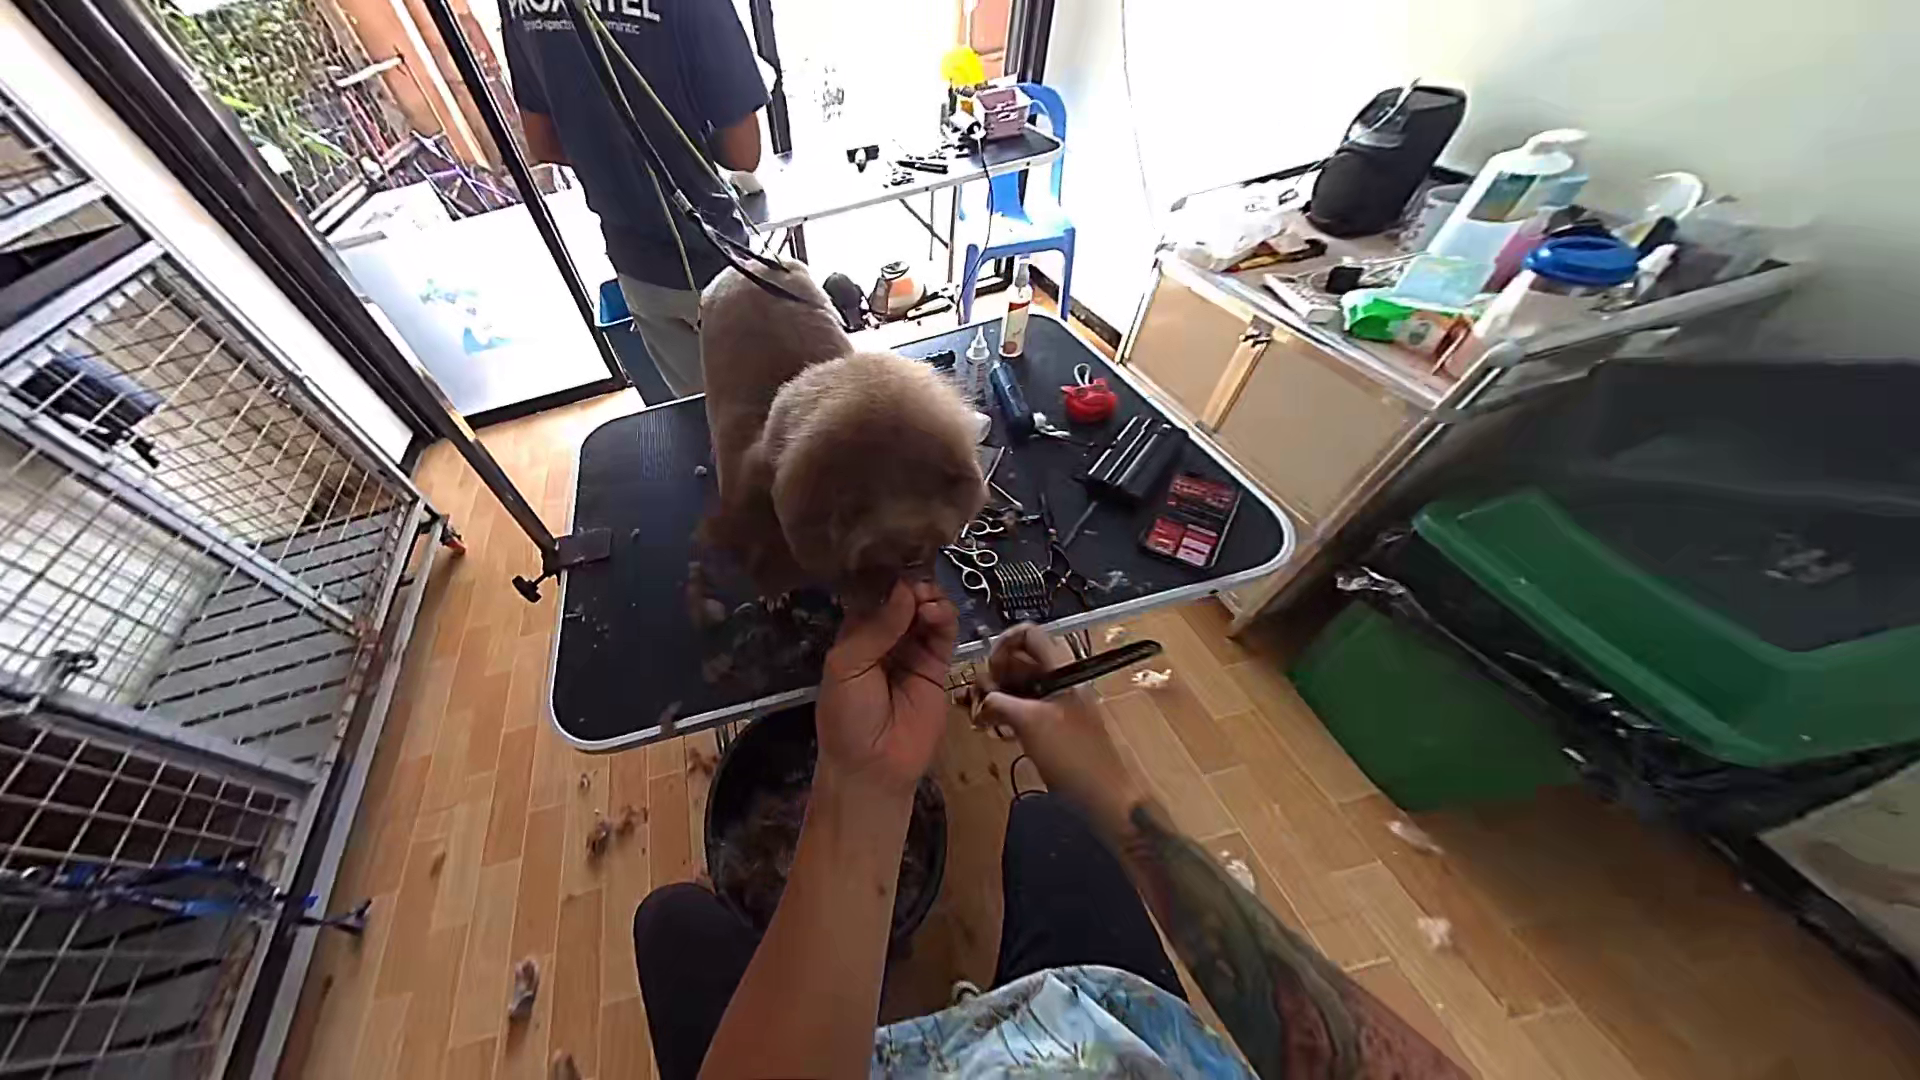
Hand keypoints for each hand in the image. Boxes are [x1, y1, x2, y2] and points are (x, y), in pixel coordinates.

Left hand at [815, 580, 956, 797]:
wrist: (874, 767)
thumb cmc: (848, 717)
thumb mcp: (846, 667)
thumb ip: (876, 627)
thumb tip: (904, 589)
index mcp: (857, 634)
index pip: (874, 595)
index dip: (886, 579)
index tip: (898, 561)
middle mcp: (886, 637)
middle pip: (904, 600)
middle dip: (911, 587)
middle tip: (917, 586)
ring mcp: (914, 650)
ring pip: (927, 612)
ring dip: (929, 599)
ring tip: (927, 603)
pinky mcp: (938, 665)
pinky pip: (944, 634)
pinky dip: (944, 618)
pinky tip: (937, 613)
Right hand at [976, 624, 1146, 840]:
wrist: (1105, 797)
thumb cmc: (1072, 754)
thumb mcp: (1030, 722)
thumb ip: (998, 703)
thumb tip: (978, 703)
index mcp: (1061, 667)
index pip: (1028, 634)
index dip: (1003, 645)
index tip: (989, 670)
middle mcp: (1058, 677)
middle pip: (1019, 659)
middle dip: (993, 675)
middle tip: (977, 699)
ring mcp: (1056, 701)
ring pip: (1018, 685)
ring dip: (995, 696)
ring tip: (979, 717)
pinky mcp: (1052, 723)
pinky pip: (1023, 706)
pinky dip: (1005, 712)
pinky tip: (991, 728)